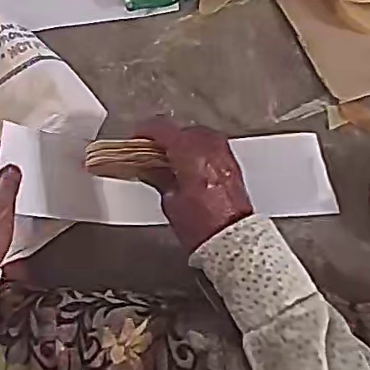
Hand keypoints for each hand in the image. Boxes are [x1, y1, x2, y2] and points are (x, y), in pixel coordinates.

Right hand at [134, 119, 252, 252]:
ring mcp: (224, 156)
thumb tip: (151, 168)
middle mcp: (210, 151)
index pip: (164, 130)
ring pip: (199, 134)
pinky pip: (212, 145)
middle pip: (183, 129)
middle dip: (166, 137)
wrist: (232, 240)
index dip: (146, 131)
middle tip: (151, 149)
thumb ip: (160, 178)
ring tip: (170, 156)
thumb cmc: (203, 227)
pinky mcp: (232, 164)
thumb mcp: (170, 202)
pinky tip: (189, 162)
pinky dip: (198, 149)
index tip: (138, 136)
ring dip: (183, 141)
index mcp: (192, 157)